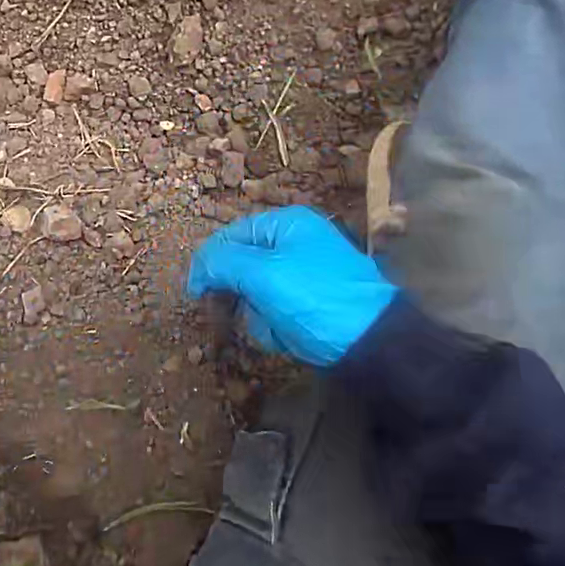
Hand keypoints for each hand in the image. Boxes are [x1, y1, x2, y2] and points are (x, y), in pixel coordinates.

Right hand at [185, 206, 396, 366]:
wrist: (369, 341)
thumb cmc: (314, 298)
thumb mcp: (263, 274)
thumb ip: (223, 262)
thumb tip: (199, 268)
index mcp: (288, 223)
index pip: (232, 235)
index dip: (209, 262)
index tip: (195, 293)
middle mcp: (296, 244)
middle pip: (243, 266)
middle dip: (241, 294)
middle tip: (236, 312)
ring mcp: (304, 275)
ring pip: (256, 294)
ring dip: (258, 315)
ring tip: (276, 326)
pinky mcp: (310, 304)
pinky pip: (275, 312)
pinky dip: (275, 327)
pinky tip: (288, 337)